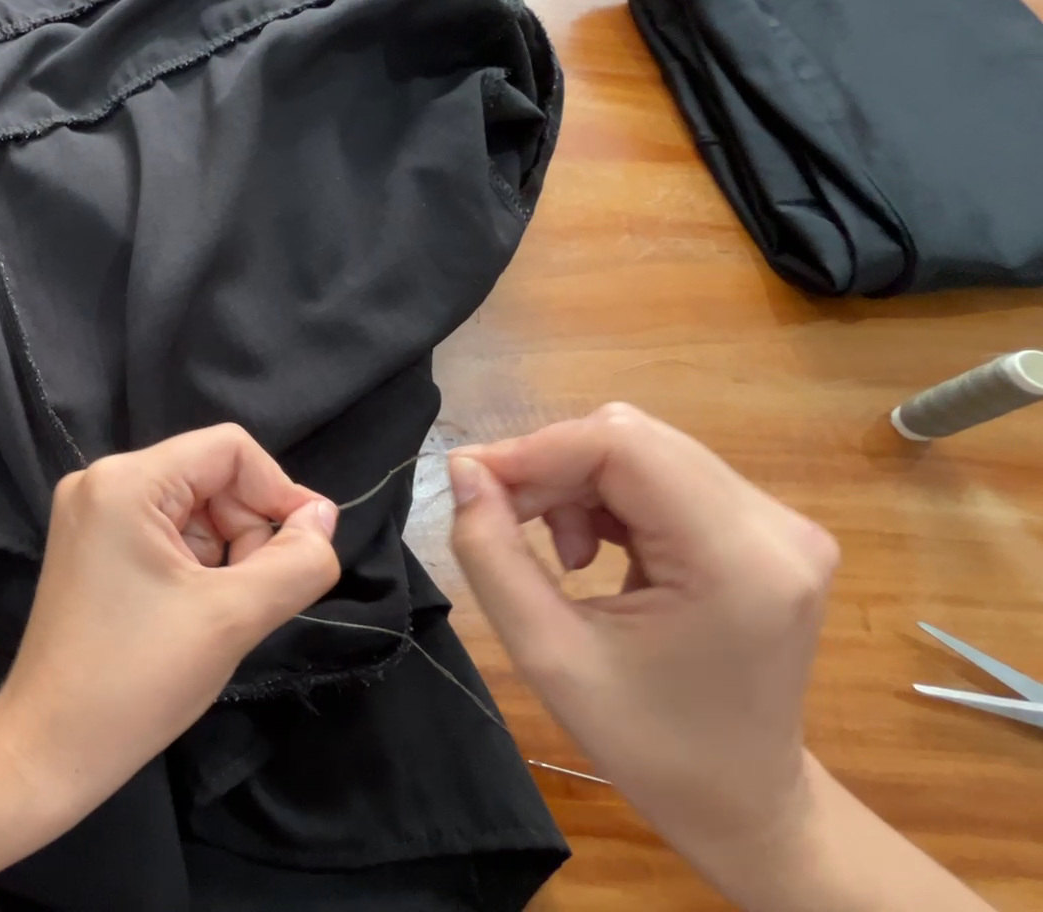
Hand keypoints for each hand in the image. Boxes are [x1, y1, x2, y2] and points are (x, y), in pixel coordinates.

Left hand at [0, 424, 340, 813]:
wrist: (50, 747)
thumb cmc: (138, 679)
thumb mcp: (233, 617)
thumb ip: (295, 561)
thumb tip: (324, 517)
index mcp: (124, 481)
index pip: (229, 449)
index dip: (279, 490)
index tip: (307, 547)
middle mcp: (100, 481)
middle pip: (209, 476)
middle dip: (247, 529)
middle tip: (252, 596)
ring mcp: (90, 514)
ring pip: (191, 506)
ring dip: (224, 551)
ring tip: (218, 612)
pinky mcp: (91, 545)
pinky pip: (163, 530)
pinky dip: (195, 564)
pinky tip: (191, 611)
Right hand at [446, 404, 839, 866]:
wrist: (742, 800)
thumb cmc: (644, 740)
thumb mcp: (545, 651)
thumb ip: (490, 552)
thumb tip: (462, 469)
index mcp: (737, 561)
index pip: (623, 446)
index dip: (534, 450)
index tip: (470, 484)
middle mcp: (775, 525)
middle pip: (630, 439)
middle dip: (547, 467)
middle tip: (497, 519)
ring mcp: (777, 524)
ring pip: (639, 449)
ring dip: (571, 483)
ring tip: (554, 553)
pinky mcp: (761, 529)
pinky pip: (658, 474)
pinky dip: (601, 496)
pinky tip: (587, 550)